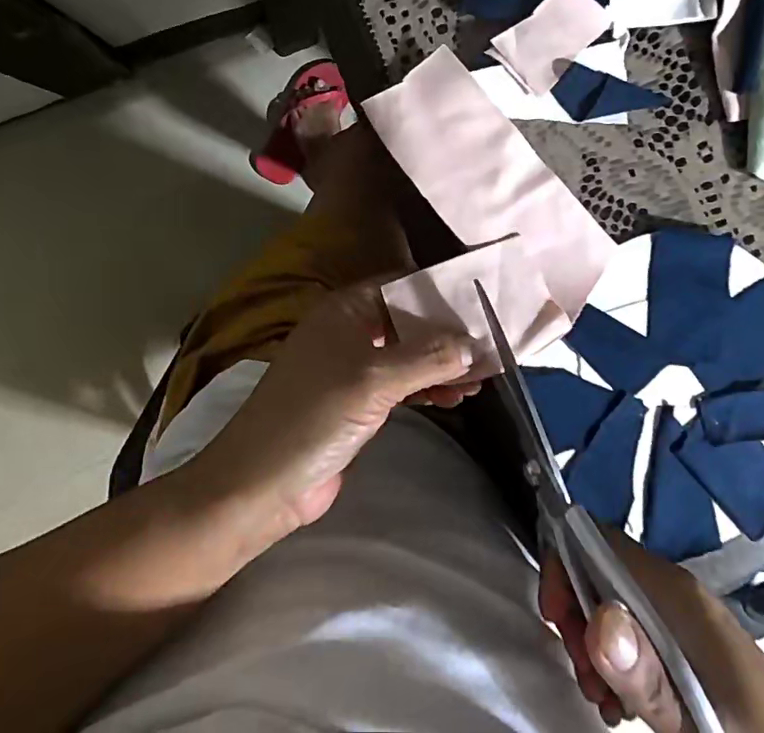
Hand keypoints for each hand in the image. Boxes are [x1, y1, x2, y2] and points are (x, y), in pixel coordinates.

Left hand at [176, 283, 478, 544]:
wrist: (267, 477)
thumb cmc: (316, 414)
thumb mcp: (373, 379)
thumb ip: (425, 357)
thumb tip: (472, 342)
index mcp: (342, 310)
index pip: (397, 285)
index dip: (438, 291)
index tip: (485, 300)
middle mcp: (345, 331)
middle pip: (405, 320)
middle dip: (446, 332)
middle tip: (495, 344)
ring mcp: (349, 368)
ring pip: (405, 355)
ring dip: (441, 364)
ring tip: (484, 377)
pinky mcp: (355, 402)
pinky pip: (399, 384)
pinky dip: (427, 387)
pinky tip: (457, 396)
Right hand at [540, 534, 723, 732]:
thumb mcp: (700, 723)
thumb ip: (649, 678)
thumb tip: (598, 619)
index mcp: (680, 596)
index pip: (596, 539)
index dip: (563, 565)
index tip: (555, 617)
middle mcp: (679, 593)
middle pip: (596, 570)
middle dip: (574, 614)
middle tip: (581, 669)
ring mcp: (685, 617)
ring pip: (609, 600)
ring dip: (589, 642)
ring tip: (602, 695)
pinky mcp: (689, 643)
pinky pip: (631, 626)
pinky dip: (612, 656)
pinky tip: (621, 698)